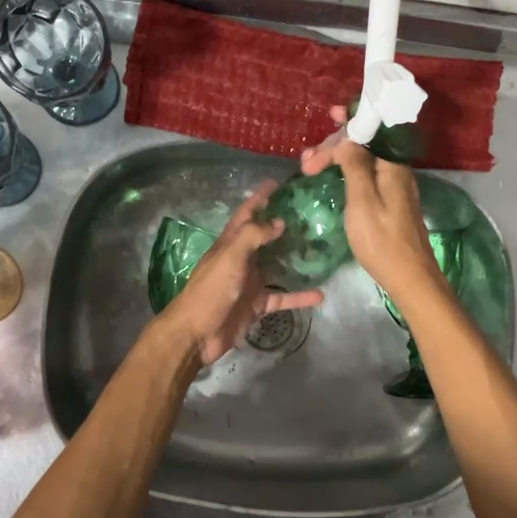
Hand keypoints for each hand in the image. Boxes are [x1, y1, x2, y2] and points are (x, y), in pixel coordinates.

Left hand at [154, 182, 323, 365]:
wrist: (197, 334)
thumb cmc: (211, 291)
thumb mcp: (230, 257)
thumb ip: (253, 236)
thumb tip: (278, 222)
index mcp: (229, 244)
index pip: (245, 214)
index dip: (259, 198)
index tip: (277, 184)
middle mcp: (240, 260)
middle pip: (263, 238)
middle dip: (282, 225)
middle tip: (309, 215)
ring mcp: (248, 283)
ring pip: (276, 267)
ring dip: (294, 259)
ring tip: (319, 249)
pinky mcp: (256, 305)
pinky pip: (282, 297)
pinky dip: (299, 296)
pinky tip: (319, 295)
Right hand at [301, 106, 441, 303]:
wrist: (409, 276)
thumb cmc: (382, 240)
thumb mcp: (362, 201)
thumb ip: (355, 165)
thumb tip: (349, 138)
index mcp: (392, 165)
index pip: (372, 129)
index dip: (351, 119)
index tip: (330, 114)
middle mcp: (397, 169)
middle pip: (366, 144)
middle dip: (335, 145)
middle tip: (306, 161)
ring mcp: (395, 185)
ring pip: (365, 159)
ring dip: (338, 158)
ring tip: (310, 168)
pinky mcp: (391, 200)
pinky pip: (367, 174)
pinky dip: (347, 171)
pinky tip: (333, 176)